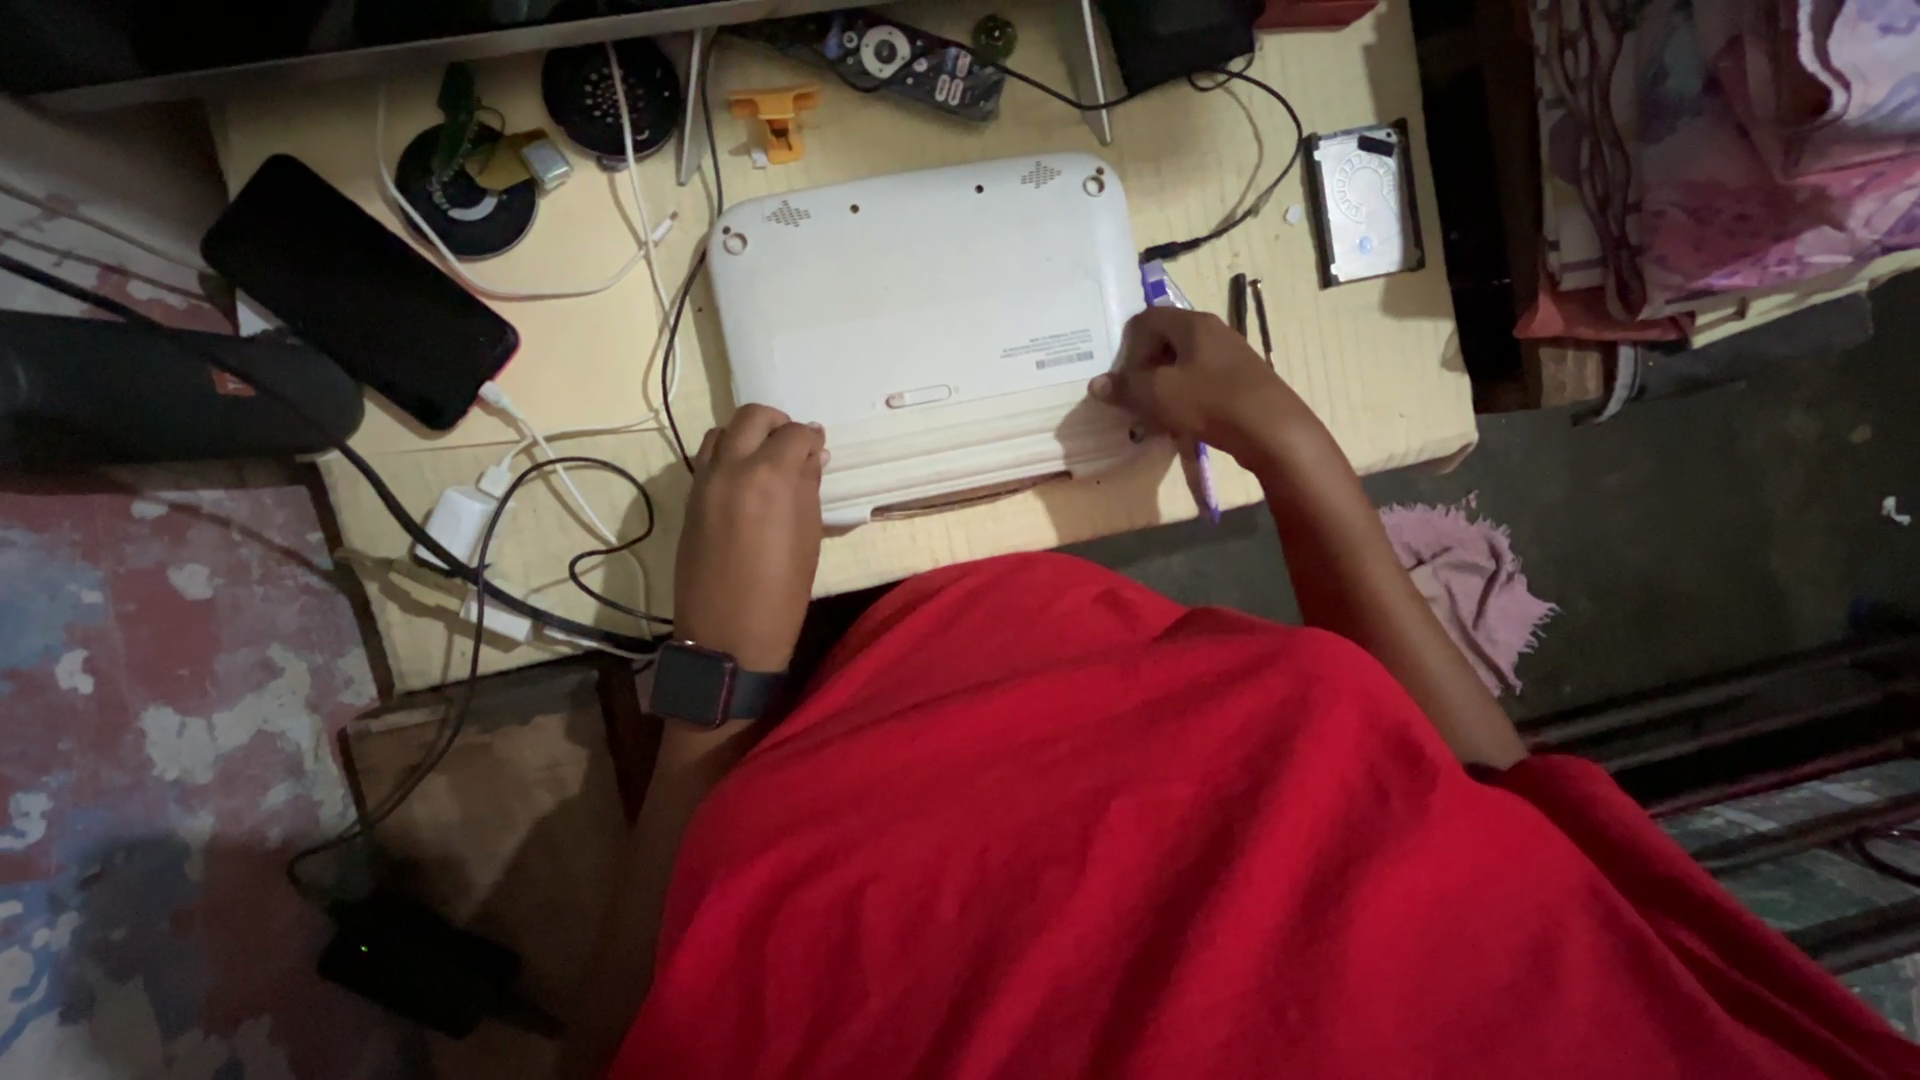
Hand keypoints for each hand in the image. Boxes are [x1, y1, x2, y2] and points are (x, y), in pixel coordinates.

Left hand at [673, 404, 826, 672]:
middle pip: (751, 416)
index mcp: (768, 477)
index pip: (794, 434)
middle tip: (794, 446)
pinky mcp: (689, 500)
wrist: (728, 634)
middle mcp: (730, 468)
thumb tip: (811, 457)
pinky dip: (727, 456)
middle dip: (778, 423)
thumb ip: (808, 488)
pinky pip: (707, 459)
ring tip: (766, 461)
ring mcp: (703, 482)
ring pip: (721, 432)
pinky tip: (745, 482)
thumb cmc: (782, 592)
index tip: (819, 450)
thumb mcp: (808, 537)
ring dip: (747, 436)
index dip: (811, 439)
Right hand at [1089, 306, 1312, 465]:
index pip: (1147, 319)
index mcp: (1192, 324)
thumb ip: (1125, 387)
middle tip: (1136, 397)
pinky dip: (1185, 397)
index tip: (1126, 377)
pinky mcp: (1240, 380)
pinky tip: (1183, 421)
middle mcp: (1212, 331)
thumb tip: (1097, 384)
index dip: (1129, 346)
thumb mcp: (1158, 395)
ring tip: (1157, 414)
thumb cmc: (1210, 401)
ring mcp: (1229, 355)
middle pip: (1165, 341)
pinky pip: (1201, 381)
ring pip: (1183, 364)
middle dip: (1144, 369)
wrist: (1271, 429)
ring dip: (1163, 387)